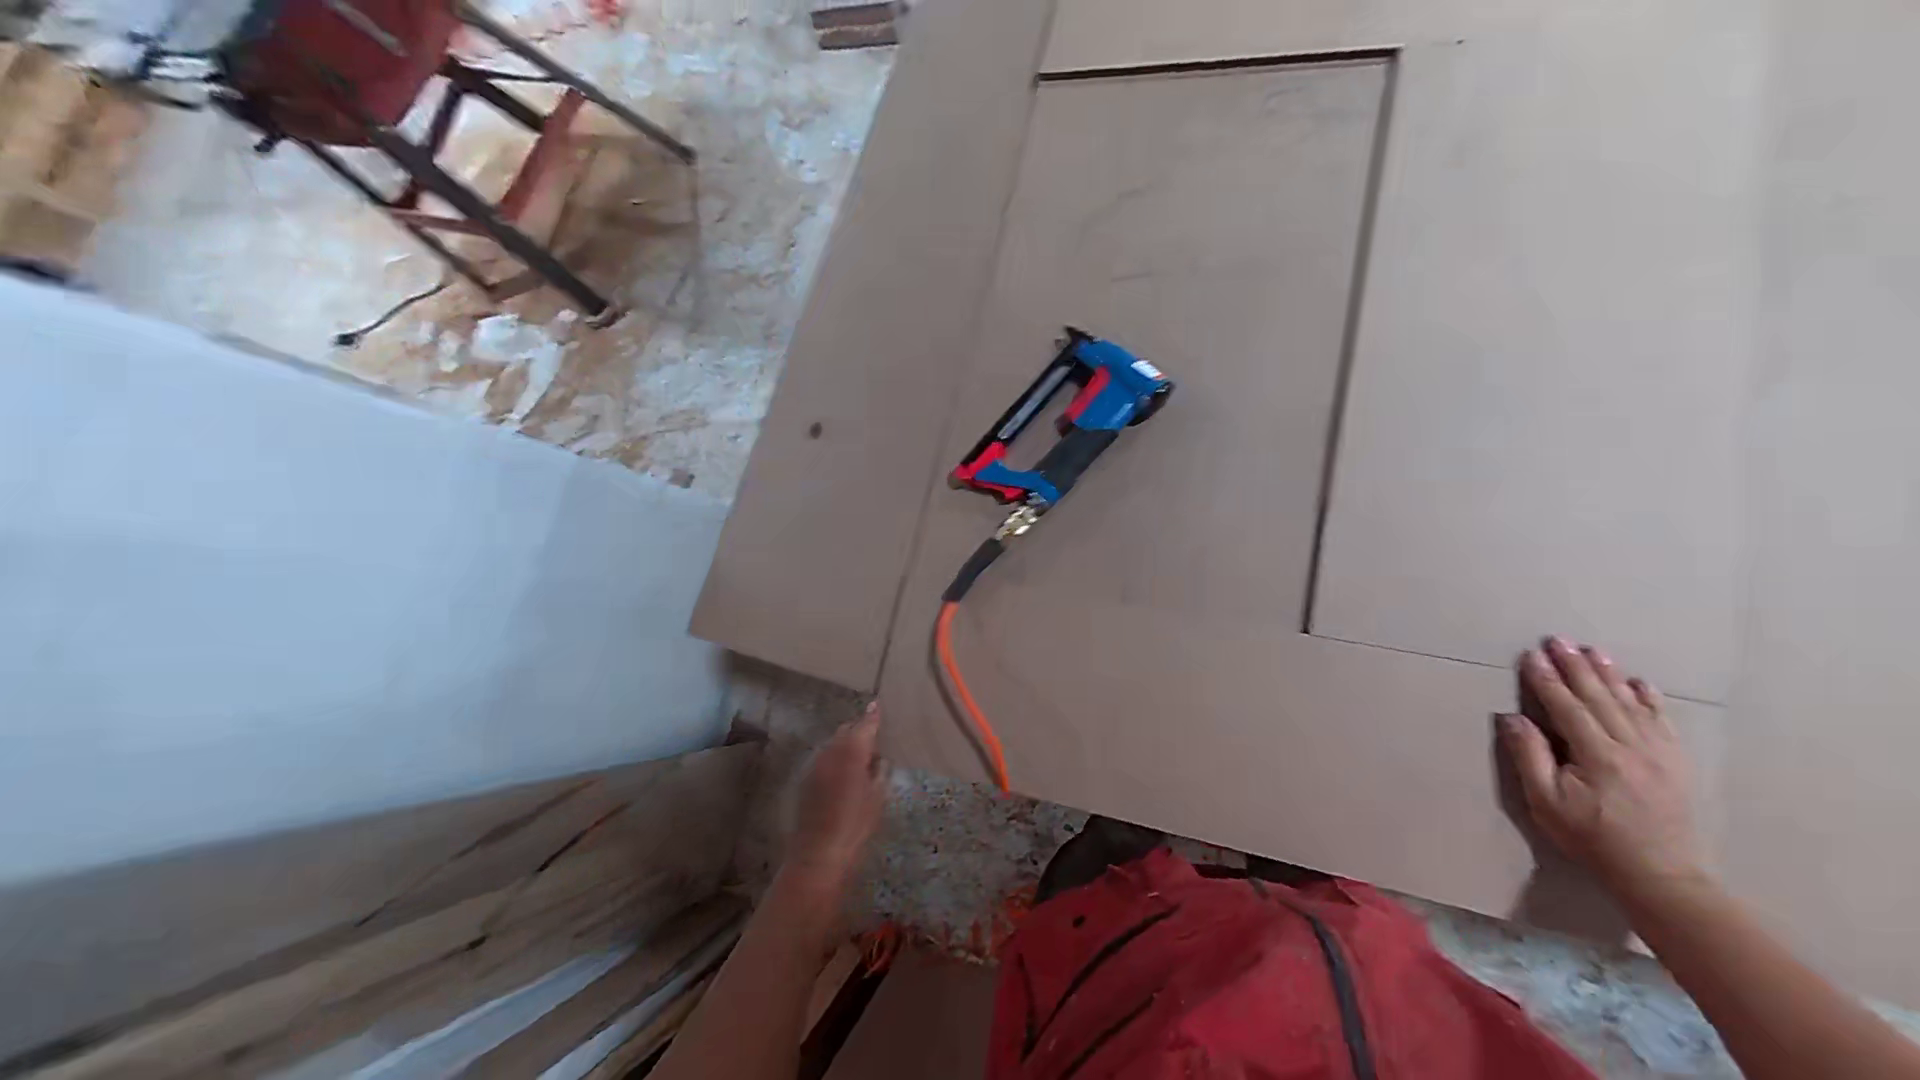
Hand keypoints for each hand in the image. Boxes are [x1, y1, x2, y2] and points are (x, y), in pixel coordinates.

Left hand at [785, 702, 888, 888]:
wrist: (818, 851)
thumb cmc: (855, 824)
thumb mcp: (877, 797)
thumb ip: (879, 770)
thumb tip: (878, 758)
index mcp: (852, 752)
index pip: (865, 725)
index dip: (872, 715)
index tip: (877, 705)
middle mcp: (831, 751)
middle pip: (846, 730)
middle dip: (858, 731)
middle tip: (873, 741)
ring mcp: (815, 763)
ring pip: (832, 744)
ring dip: (844, 745)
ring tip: (858, 759)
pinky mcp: (806, 777)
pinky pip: (823, 758)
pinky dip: (834, 759)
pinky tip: (842, 774)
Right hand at [1501, 637, 1706, 901]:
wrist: (1659, 874)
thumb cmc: (1591, 838)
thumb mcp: (1546, 802)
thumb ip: (1530, 757)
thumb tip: (1513, 718)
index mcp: (1598, 756)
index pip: (1566, 707)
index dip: (1546, 680)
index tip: (1531, 656)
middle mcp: (1633, 747)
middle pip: (1599, 698)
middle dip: (1575, 667)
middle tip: (1558, 640)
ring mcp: (1660, 754)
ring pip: (1630, 704)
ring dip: (1608, 675)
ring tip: (1592, 651)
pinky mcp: (1676, 763)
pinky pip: (1662, 721)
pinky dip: (1649, 699)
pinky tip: (1638, 683)